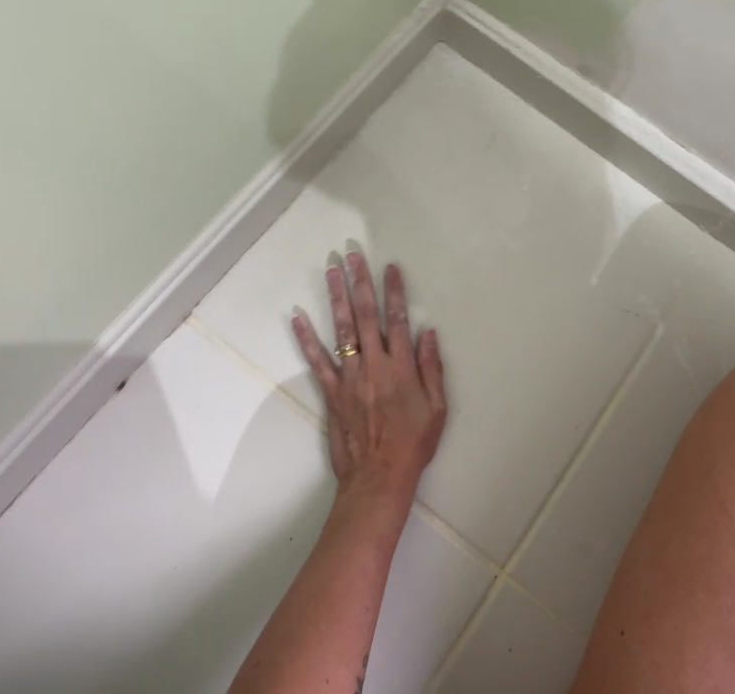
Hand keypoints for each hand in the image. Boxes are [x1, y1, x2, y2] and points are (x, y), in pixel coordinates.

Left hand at [291, 252, 447, 505]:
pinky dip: (306, 338)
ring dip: (336, 297)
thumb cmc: (413, 445)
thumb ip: (431, 369)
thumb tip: (428, 333)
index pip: (397, 319)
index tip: (389, 267)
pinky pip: (318, 361)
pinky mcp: (332, 393)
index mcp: (401, 368)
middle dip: (359, 282)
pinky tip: (297, 316)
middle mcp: (374, 365)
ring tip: (331, 271)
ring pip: (341, 330)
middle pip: (366, 315)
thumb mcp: (437, 408)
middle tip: (353, 255)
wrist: (379, 478)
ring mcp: (349, 378)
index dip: (394, 291)